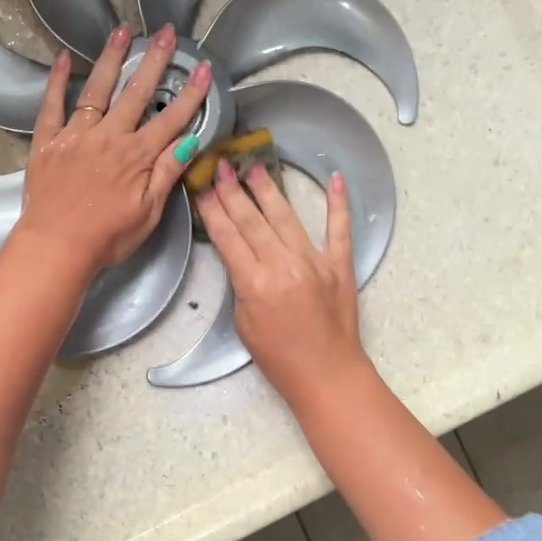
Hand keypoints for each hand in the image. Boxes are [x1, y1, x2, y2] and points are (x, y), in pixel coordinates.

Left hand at [11, 24, 211, 272]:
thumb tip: (190, 140)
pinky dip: (56, 81)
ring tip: (122, 30)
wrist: (55, 246)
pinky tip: (62, 58)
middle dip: (155, 61)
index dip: (190, 93)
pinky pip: (52, 105)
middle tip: (166, 31)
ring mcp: (76, 135)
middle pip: (136, 93)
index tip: (204, 68)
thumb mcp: (149, 213)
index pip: (171, 119)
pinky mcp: (48, 141)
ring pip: (96, 90)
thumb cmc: (107, 237)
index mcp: (137, 156)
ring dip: (111, 58)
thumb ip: (167, 174)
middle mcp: (109, 137)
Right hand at [196, 161, 365, 394]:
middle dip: (233, 190)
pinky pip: (339, 229)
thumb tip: (242, 253)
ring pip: (286, 216)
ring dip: (268, 189)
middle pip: (252, 220)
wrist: (327, 375)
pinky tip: (335, 177)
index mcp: (254, 283)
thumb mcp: (242, 322)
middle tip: (222, 165)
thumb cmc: (277, 357)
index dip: (212, 209)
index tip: (201, 186)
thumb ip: (241, 283)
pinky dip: (338, 203)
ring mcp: (314, 262)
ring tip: (254, 166)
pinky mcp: (340, 265)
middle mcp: (283, 265)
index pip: (227, 236)